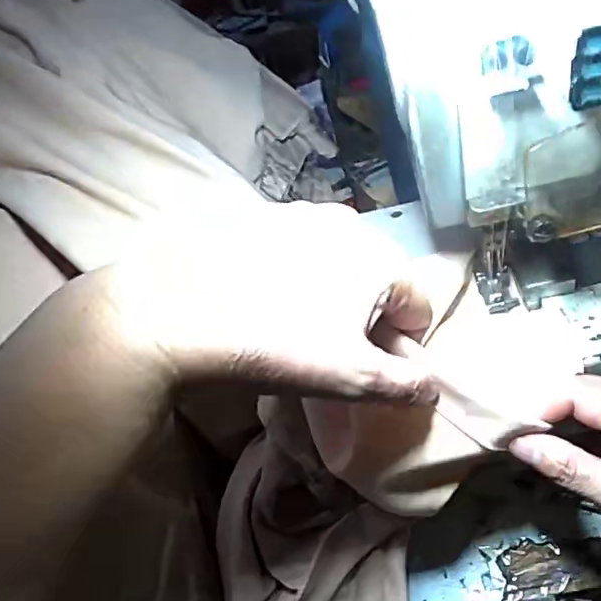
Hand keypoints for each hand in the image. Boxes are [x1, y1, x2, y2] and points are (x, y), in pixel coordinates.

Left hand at [99, 201, 437, 404]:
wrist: (167, 312)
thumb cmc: (275, 347)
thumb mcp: (352, 379)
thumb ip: (406, 384)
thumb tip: (433, 387)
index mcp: (382, 259)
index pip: (419, 311)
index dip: (400, 347)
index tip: (364, 367)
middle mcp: (350, 224)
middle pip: (380, 284)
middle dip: (368, 318)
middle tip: (328, 350)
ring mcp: (299, 213)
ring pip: (339, 265)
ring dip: (332, 296)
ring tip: (291, 325)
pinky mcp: (256, 214)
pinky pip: (297, 252)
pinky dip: (294, 276)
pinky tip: (260, 301)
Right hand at [509, 375, 600, 588]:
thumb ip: (571, 468)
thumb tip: (521, 444)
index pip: (580, 393)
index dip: (542, 406)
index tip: (512, 431)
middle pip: (585, 391)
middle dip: (547, 408)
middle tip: (513, 433)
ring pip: (592, 404)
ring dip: (560, 419)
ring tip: (526, 439)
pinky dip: (577, 430)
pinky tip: (557, 447)